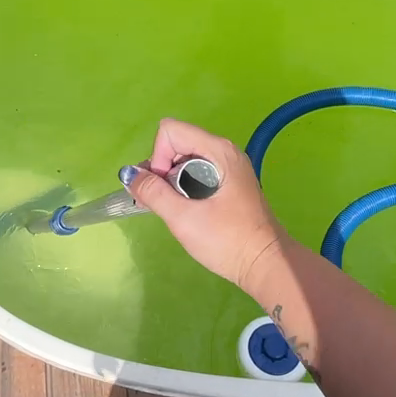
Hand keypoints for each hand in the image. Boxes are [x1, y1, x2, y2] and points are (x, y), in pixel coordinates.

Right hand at [125, 118, 289, 294]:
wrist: (265, 264)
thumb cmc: (227, 241)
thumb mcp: (184, 218)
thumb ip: (154, 193)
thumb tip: (130, 175)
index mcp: (219, 151)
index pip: (170, 132)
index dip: (159, 158)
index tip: (165, 189)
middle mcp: (224, 151)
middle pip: (177, 143)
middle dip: (162, 170)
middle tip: (163, 204)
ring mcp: (228, 166)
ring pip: (185, 160)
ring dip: (171, 182)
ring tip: (173, 210)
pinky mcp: (229, 182)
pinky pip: (196, 172)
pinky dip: (183, 187)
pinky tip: (185, 210)